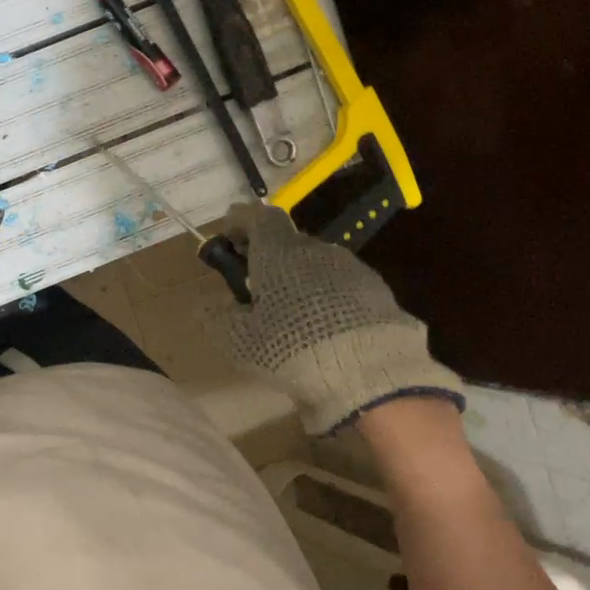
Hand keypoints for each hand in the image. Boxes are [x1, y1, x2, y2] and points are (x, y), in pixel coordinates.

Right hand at [202, 203, 461, 433]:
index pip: (261, 218)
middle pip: (288, 244)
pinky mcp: (378, 291)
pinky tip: (325, 329)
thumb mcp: (238, 340)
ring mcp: (352, 269)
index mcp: (279, 254)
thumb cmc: (290, 347)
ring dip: (300, 281)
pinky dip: (327, 299)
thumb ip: (219, 316)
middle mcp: (316, 252)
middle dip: (270, 258)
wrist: (368, 370)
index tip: (230, 235)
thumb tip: (212, 303)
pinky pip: (342, 287)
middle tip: (257, 287)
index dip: (243, 221)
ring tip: (293, 315)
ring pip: (317, 266)